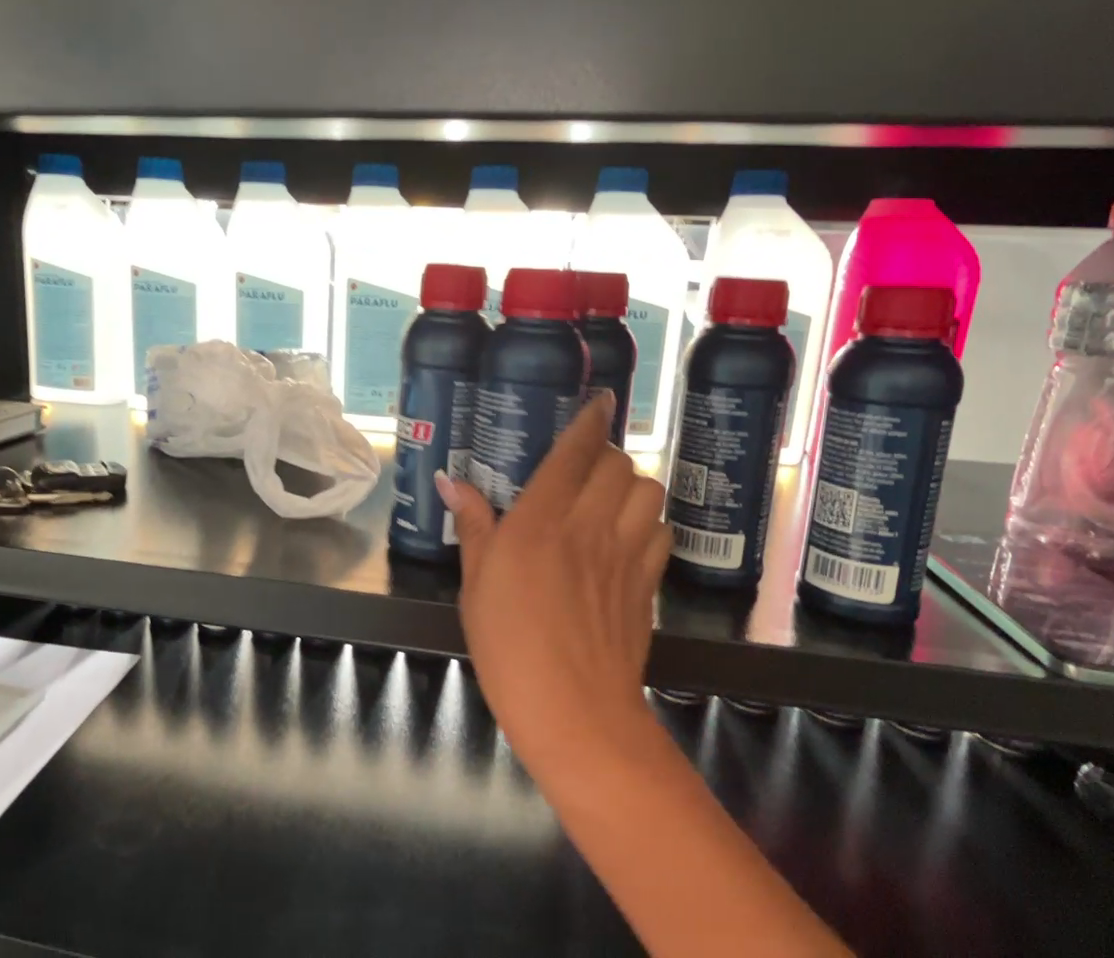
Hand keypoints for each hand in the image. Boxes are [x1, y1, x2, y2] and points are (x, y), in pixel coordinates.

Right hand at [436, 394, 670, 750]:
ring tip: (609, 498)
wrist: (574, 711)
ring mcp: (626, 554)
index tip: (598, 401)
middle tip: (585, 467)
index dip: (589, 420)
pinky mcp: (648, 582)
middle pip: (618, 463)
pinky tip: (629, 538)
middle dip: (605, 454)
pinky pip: (662, 531)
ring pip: (648, 490)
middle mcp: (589, 526)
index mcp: (539, 522)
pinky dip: (650, 522)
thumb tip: (451, 482)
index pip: (574, 452)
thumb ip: (474, 527)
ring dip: (631, 485)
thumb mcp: (476, 587)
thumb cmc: (509, 649)